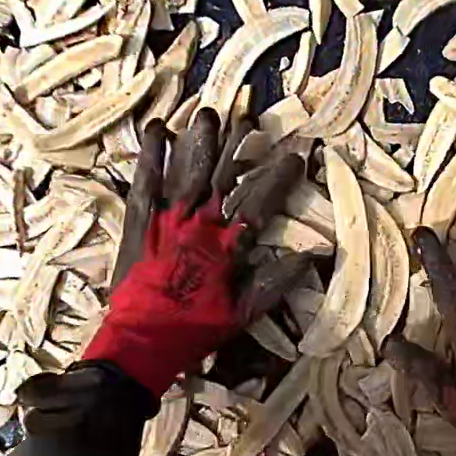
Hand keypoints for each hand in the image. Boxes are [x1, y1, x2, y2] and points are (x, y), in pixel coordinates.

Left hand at [82, 108, 309, 396]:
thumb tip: (317, 255)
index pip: (260, 203)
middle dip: (236, 146)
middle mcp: (198, 225)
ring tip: (209, 113)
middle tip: (249, 117)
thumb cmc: (194, 329)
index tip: (297, 154)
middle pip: (221, 176)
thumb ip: (277, 282)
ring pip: (187, 171)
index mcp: (227, 246)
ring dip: (199, 141)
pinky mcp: (138, 221)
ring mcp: (166, 219)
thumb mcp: (243, 314)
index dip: (280, 177)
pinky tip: (156, 129)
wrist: (140, 341)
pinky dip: (150, 155)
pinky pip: (145, 182)